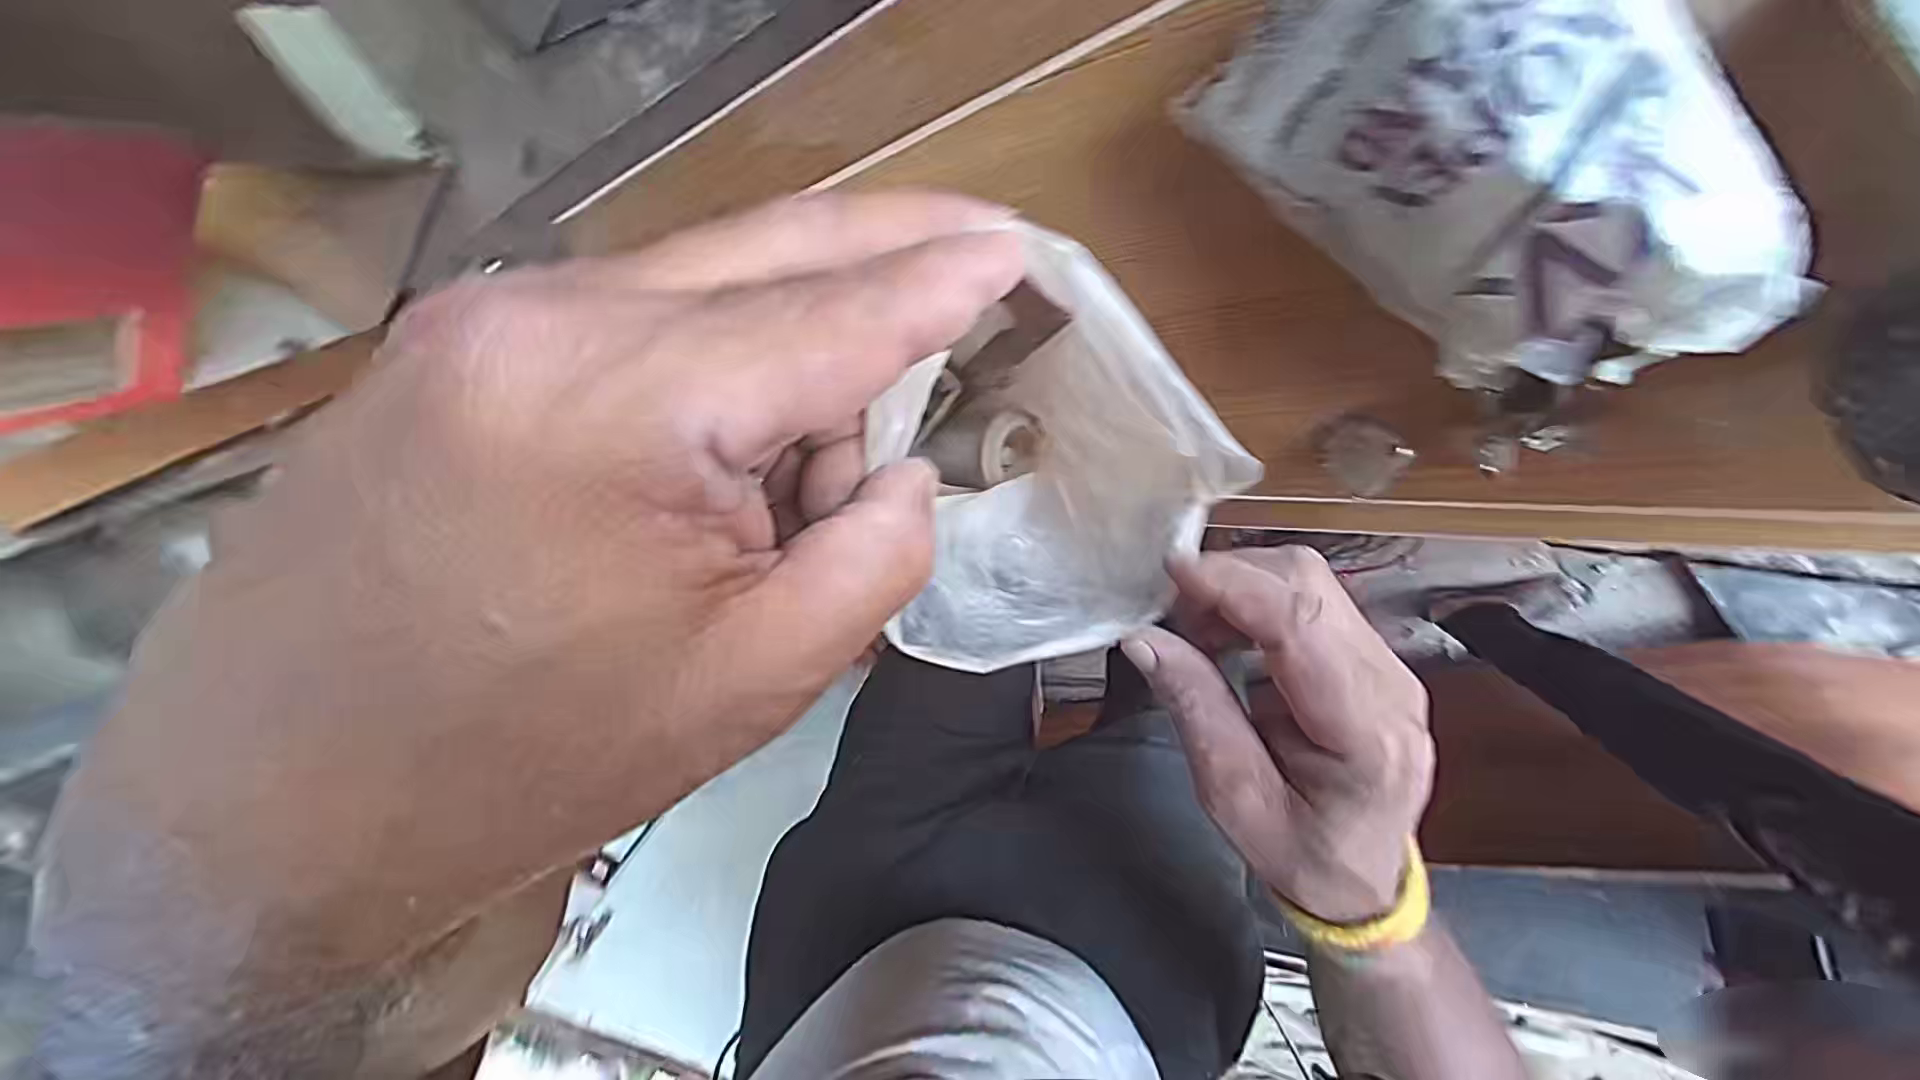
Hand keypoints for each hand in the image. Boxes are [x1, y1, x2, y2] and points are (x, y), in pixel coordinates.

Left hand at [36, 193, 1023, 1040]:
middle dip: (893, 241)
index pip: (829, 319)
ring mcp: (496, 321)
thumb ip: (873, 558)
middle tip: (984, 238)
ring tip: (807, 500)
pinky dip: (736, 374)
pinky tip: (739, 471)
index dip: (936, 286)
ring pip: (719, 292)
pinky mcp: (478, 350)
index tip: (1014, 252)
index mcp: (621, 403)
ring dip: (805, 362)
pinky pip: (658, 326)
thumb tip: (906, 473)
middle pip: (773, 251)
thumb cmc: (547, 753)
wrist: (297, 799)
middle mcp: (548, 318)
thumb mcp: (758, 674)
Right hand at [1122, 547, 1434, 922]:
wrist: (1363, 877)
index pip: (1301, 623)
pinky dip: (1251, 599)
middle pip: (1308, 584)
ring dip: (1236, 587)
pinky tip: (1224, 634)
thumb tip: (1146, 638)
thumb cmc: (1300, 851)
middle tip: (1170, 614)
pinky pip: (1307, 597)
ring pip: (1307, 580)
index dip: (1233, 584)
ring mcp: (1386, 663)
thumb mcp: (1232, 794)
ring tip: (1194, 630)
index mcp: (1366, 730)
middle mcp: (1390, 683)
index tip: (1171, 572)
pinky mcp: (1368, 654)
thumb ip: (1195, 708)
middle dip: (1227, 579)